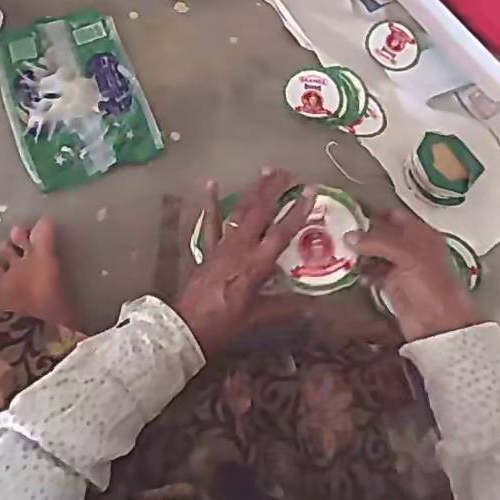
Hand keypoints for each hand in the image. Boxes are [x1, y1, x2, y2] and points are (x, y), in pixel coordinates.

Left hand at [176, 169, 313, 355]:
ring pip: (241, 211)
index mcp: (256, 263)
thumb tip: (313, 307)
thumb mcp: (258, 318)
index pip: (282, 232)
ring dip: (254, 190)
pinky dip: (211, 202)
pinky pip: (211, 222)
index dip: (298, 211)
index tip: (310, 192)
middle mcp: (241, 248)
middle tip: (289, 172)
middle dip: (275, 189)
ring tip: (265, 172)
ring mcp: (223, 246)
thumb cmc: (224, 323)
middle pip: (261, 212)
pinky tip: (211, 183)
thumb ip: (286, 309)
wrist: (186, 327)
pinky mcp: (209, 250)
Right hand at [348, 209, 480, 340]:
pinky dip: (361, 271)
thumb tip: (349, 236)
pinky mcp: (392, 286)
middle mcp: (411, 249)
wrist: (439, 324)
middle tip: (338, 230)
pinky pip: (373, 273)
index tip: (351, 213)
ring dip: (359, 252)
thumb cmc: (431, 284)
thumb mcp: (408, 255)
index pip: (395, 217)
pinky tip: (350, 269)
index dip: (375, 213)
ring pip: (376, 254)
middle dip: (363, 233)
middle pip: (382, 235)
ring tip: (339, 249)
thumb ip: (378, 241)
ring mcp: (401, 268)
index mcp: (421, 235)